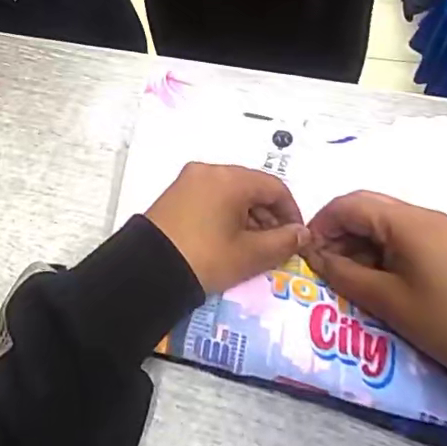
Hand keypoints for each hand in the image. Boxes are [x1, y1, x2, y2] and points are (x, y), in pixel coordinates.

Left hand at [145, 163, 309, 293]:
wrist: (144, 274)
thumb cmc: (204, 259)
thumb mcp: (248, 256)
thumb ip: (282, 242)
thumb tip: (302, 234)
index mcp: (231, 178)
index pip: (274, 187)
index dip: (291, 212)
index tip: (296, 236)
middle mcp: (210, 171)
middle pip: (252, 187)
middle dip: (269, 215)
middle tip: (276, 244)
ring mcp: (189, 180)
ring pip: (231, 192)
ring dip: (248, 216)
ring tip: (252, 246)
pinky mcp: (175, 195)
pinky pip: (211, 197)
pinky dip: (226, 214)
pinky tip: (228, 240)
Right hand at [304, 191, 446, 382]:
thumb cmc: (444, 322)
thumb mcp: (388, 301)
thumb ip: (346, 274)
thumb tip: (315, 256)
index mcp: (406, 220)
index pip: (351, 203)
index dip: (322, 223)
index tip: (305, 252)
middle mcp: (420, 213)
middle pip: (367, 207)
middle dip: (339, 230)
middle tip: (323, 265)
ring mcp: (435, 227)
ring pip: (384, 221)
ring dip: (359, 240)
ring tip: (345, 275)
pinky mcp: (444, 243)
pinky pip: (402, 234)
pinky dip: (380, 248)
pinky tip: (373, 276)